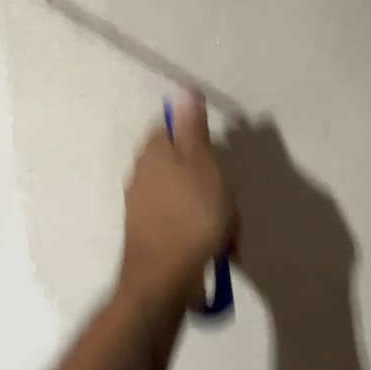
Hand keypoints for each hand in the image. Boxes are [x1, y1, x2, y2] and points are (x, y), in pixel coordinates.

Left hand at [118, 90, 238, 307]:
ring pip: (191, 198)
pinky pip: (185, 224)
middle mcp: (142, 174)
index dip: (202, 141)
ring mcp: (144, 207)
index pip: (176, 128)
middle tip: (228, 205)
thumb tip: (184, 89)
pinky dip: (203, 235)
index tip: (218, 160)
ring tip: (227, 237)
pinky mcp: (151, 235)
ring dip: (215, 215)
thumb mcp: (202, 163)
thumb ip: (193, 127)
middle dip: (215, 187)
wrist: (163, 280)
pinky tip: (217, 253)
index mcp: (153, 152)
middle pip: (188, 166)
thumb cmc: (191, 217)